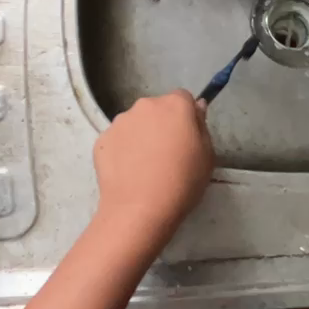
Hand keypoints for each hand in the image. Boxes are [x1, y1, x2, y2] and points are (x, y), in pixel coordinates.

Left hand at [92, 90, 214, 244]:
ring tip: (144, 167)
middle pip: (157, 109)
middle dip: (162, 124)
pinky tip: (128, 173)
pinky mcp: (101, 139)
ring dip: (140, 136)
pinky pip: (118, 140)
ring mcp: (120, 122)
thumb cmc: (182, 182)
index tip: (187, 138)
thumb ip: (201, 126)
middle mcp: (145, 105)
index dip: (186, 117)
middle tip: (167, 154)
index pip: (183, 98)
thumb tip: (196, 108)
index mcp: (174, 105)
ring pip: (135, 123)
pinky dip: (123, 151)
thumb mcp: (207, 156)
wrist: (139, 209)